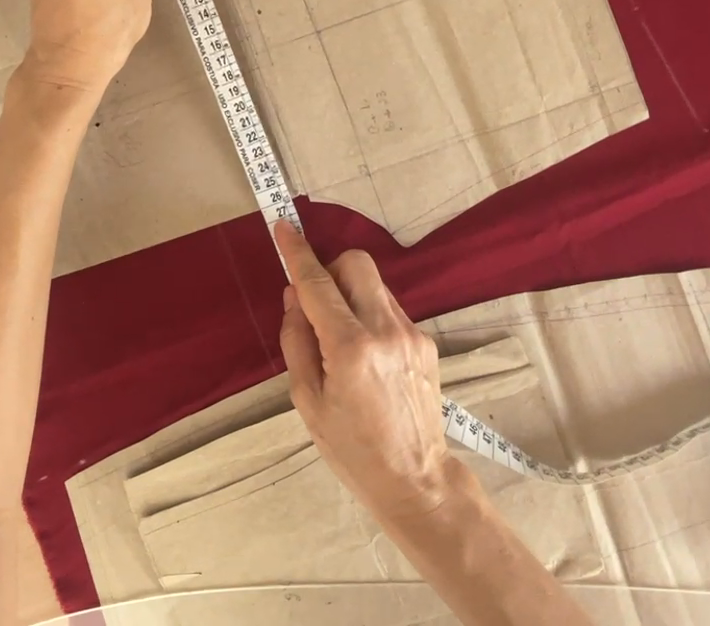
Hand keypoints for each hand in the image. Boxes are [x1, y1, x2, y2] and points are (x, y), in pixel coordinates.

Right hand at [275, 221, 455, 522]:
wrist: (416, 481)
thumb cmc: (351, 448)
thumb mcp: (306, 400)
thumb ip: (296, 340)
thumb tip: (295, 297)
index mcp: (351, 348)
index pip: (318, 284)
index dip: (297, 252)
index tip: (283, 227)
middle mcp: (386, 331)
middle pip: (357, 263)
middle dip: (331, 268)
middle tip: (317, 302)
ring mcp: (411, 334)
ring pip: (374, 284)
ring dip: (350, 293)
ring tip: (340, 339)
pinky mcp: (426, 342)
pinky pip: (389, 307)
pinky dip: (368, 314)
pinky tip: (365, 355)